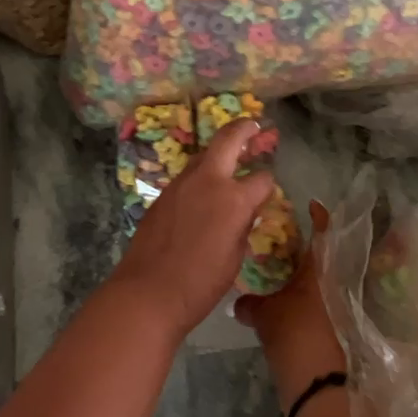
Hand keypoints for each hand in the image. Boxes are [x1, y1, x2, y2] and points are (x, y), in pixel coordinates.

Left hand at [108, 118, 275, 338]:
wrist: (148, 291)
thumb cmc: (200, 283)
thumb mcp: (235, 258)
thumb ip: (243, 226)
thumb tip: (245, 211)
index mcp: (234, 199)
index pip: (262, 179)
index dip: (268, 184)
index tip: (268, 189)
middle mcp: (209, 181)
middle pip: (228, 140)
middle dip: (244, 129)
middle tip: (253, 125)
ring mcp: (182, 183)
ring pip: (204, 155)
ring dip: (219, 152)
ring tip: (230, 157)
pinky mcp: (163, 193)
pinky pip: (188, 176)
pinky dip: (201, 175)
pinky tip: (203, 191)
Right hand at [235, 200, 346, 407]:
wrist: (321, 387)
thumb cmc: (296, 335)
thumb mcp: (265, 316)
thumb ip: (250, 303)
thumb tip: (239, 303)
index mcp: (322, 266)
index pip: (324, 229)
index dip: (317, 214)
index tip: (306, 203)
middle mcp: (334, 280)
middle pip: (322, 253)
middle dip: (303, 244)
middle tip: (277, 235)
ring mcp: (336, 304)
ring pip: (320, 278)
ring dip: (302, 272)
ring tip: (274, 267)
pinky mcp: (334, 326)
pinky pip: (318, 299)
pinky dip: (303, 295)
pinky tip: (281, 299)